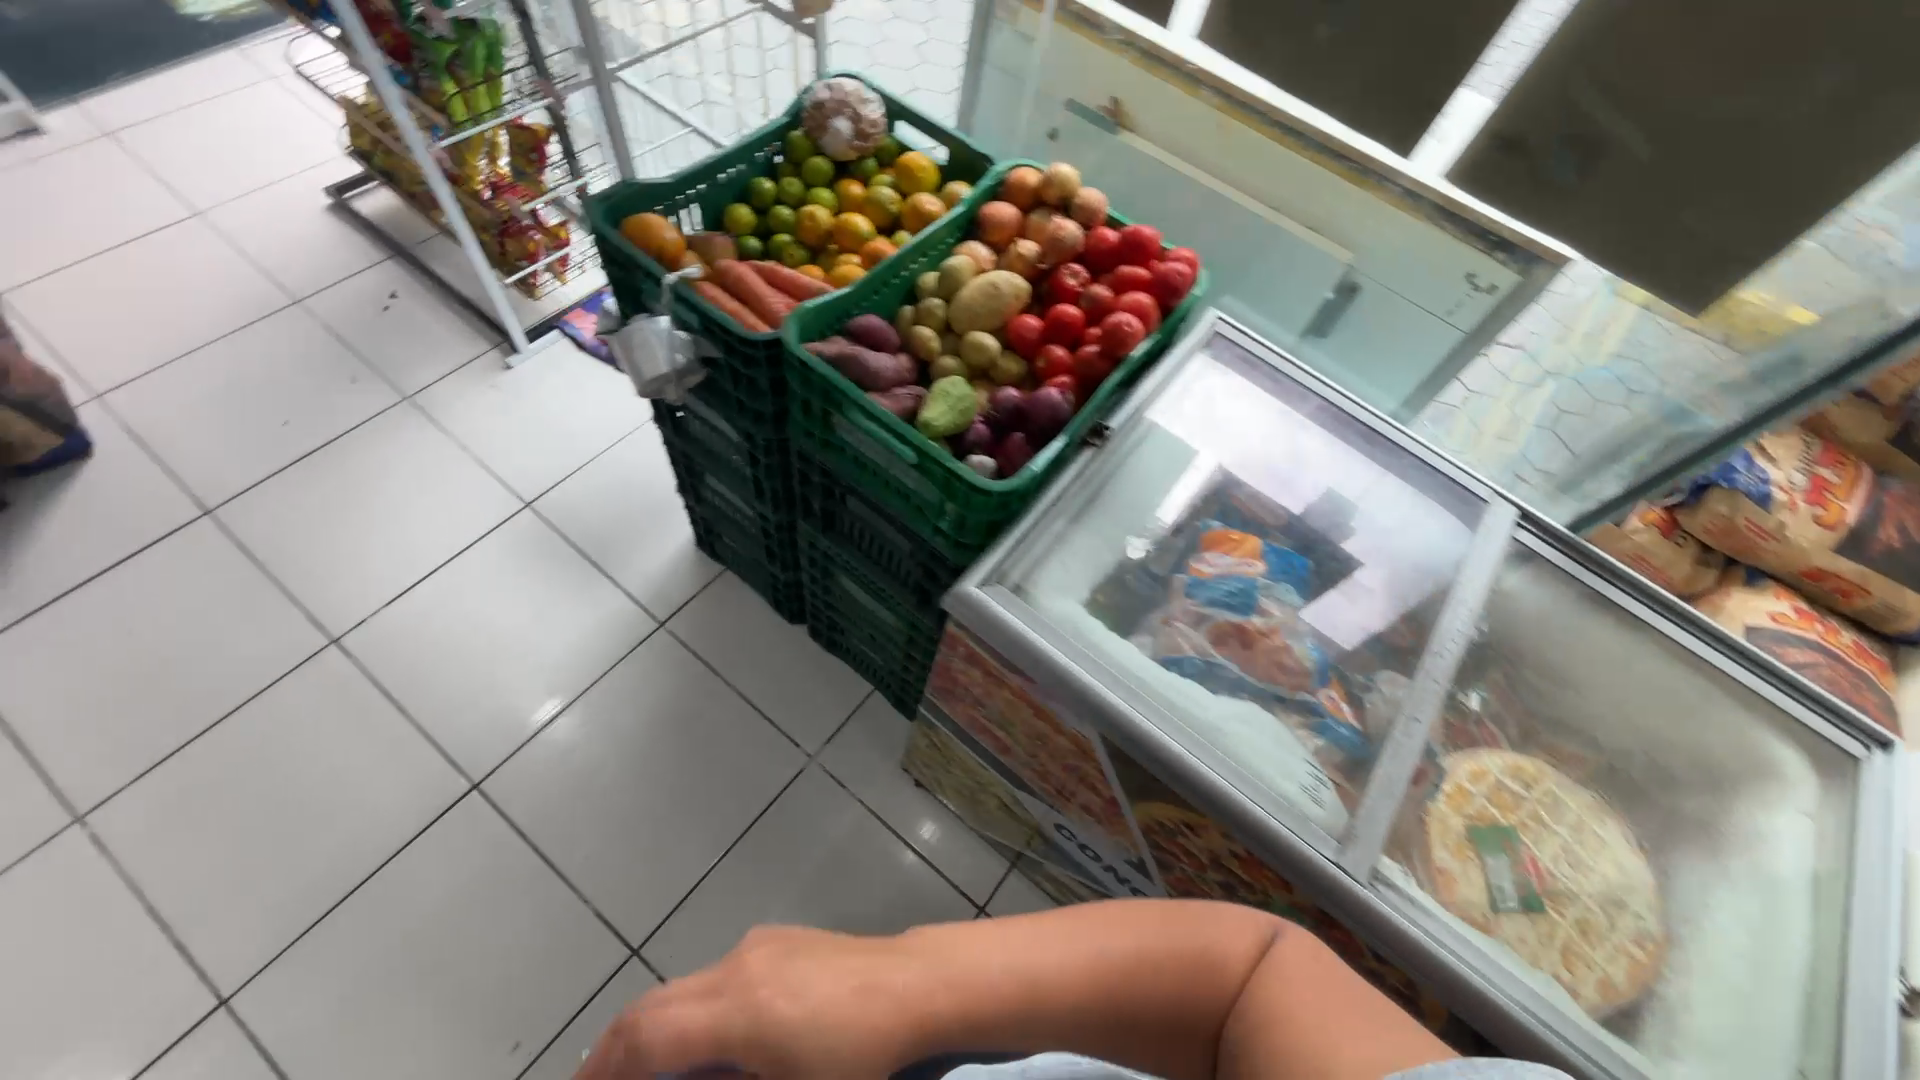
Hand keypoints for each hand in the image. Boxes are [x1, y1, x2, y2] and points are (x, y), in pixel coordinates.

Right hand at [574, 925, 932, 1079]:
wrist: (915, 985)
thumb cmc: (862, 1057)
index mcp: (737, 1011)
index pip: (644, 1041)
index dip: (601, 1074)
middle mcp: (736, 967)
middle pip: (650, 1007)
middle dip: (611, 1051)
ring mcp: (757, 946)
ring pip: (680, 987)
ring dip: (650, 1028)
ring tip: (639, 1070)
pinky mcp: (776, 939)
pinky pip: (712, 975)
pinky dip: (687, 1009)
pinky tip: (700, 1037)